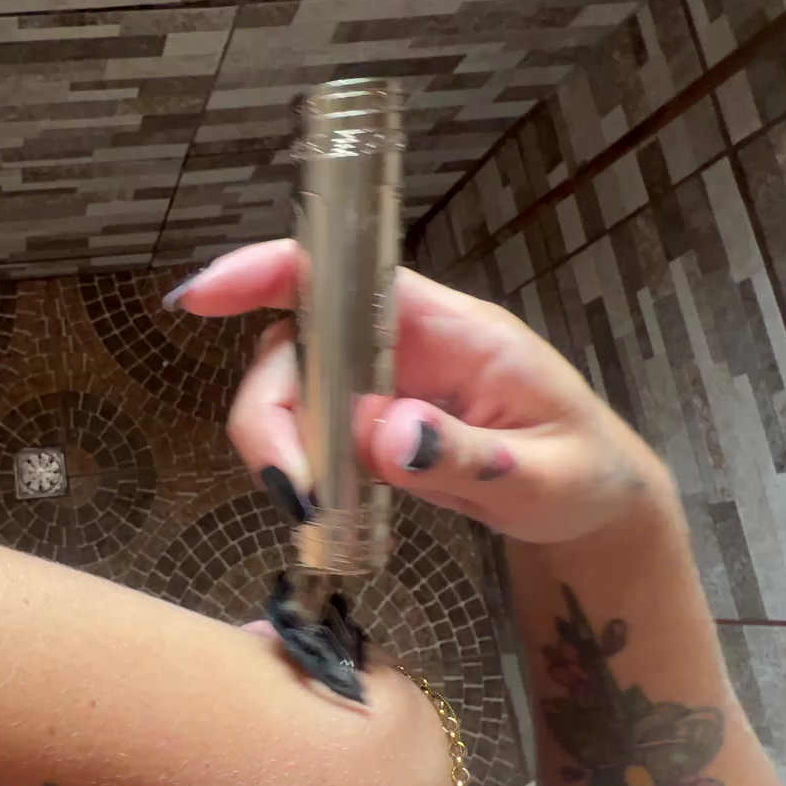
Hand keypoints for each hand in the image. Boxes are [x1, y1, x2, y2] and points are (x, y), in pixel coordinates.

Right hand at [167, 239, 670, 543]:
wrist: (583, 505)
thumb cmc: (584, 475)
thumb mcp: (548, 477)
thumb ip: (470, 457)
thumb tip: (381, 435)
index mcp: (445, 327)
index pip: (341, 275)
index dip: (262, 272)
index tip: (201, 300)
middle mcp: (393, 344)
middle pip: (290, 348)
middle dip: (269, 417)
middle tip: (295, 493)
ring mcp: (371, 383)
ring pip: (284, 393)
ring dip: (278, 450)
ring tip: (316, 514)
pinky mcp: (358, 421)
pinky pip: (301, 432)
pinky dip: (295, 471)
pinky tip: (323, 511)